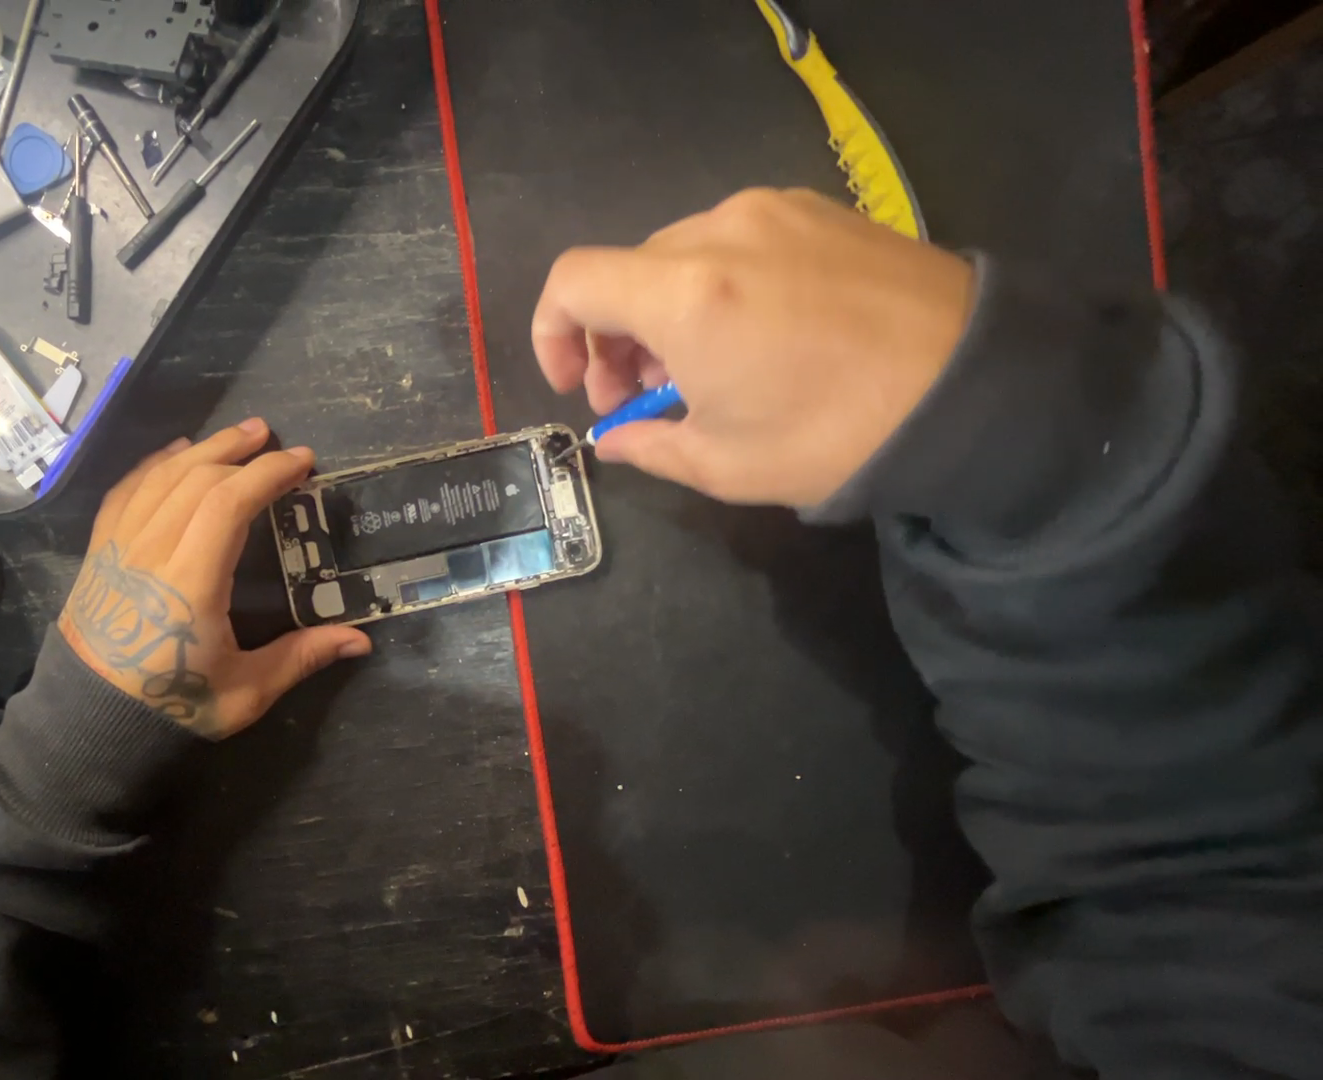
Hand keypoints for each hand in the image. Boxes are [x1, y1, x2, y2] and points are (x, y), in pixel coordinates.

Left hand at [58, 418, 372, 738]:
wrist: (90, 721)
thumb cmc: (173, 705)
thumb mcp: (246, 691)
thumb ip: (302, 656)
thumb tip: (362, 640)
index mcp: (191, 582)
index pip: (228, 503)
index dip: (267, 474)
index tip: (302, 462)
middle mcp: (152, 552)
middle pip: (196, 479)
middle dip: (239, 451)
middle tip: (274, 440)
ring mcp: (119, 547)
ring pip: (160, 478)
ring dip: (202, 450)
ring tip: (236, 436)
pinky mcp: (99, 551)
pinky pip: (125, 492)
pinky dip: (153, 465)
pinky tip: (173, 454)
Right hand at [532, 188, 975, 506]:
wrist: (980, 391)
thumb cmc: (832, 434)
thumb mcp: (720, 463)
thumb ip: (644, 446)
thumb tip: (612, 439)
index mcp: (684, 295)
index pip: (571, 282)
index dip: (552, 334)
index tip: (577, 386)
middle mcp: (719, 233)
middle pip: (622, 273)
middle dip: (611, 338)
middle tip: (639, 397)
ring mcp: (773, 212)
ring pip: (674, 257)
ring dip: (659, 314)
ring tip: (698, 370)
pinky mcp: (818, 211)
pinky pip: (730, 244)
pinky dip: (709, 288)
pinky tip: (747, 335)